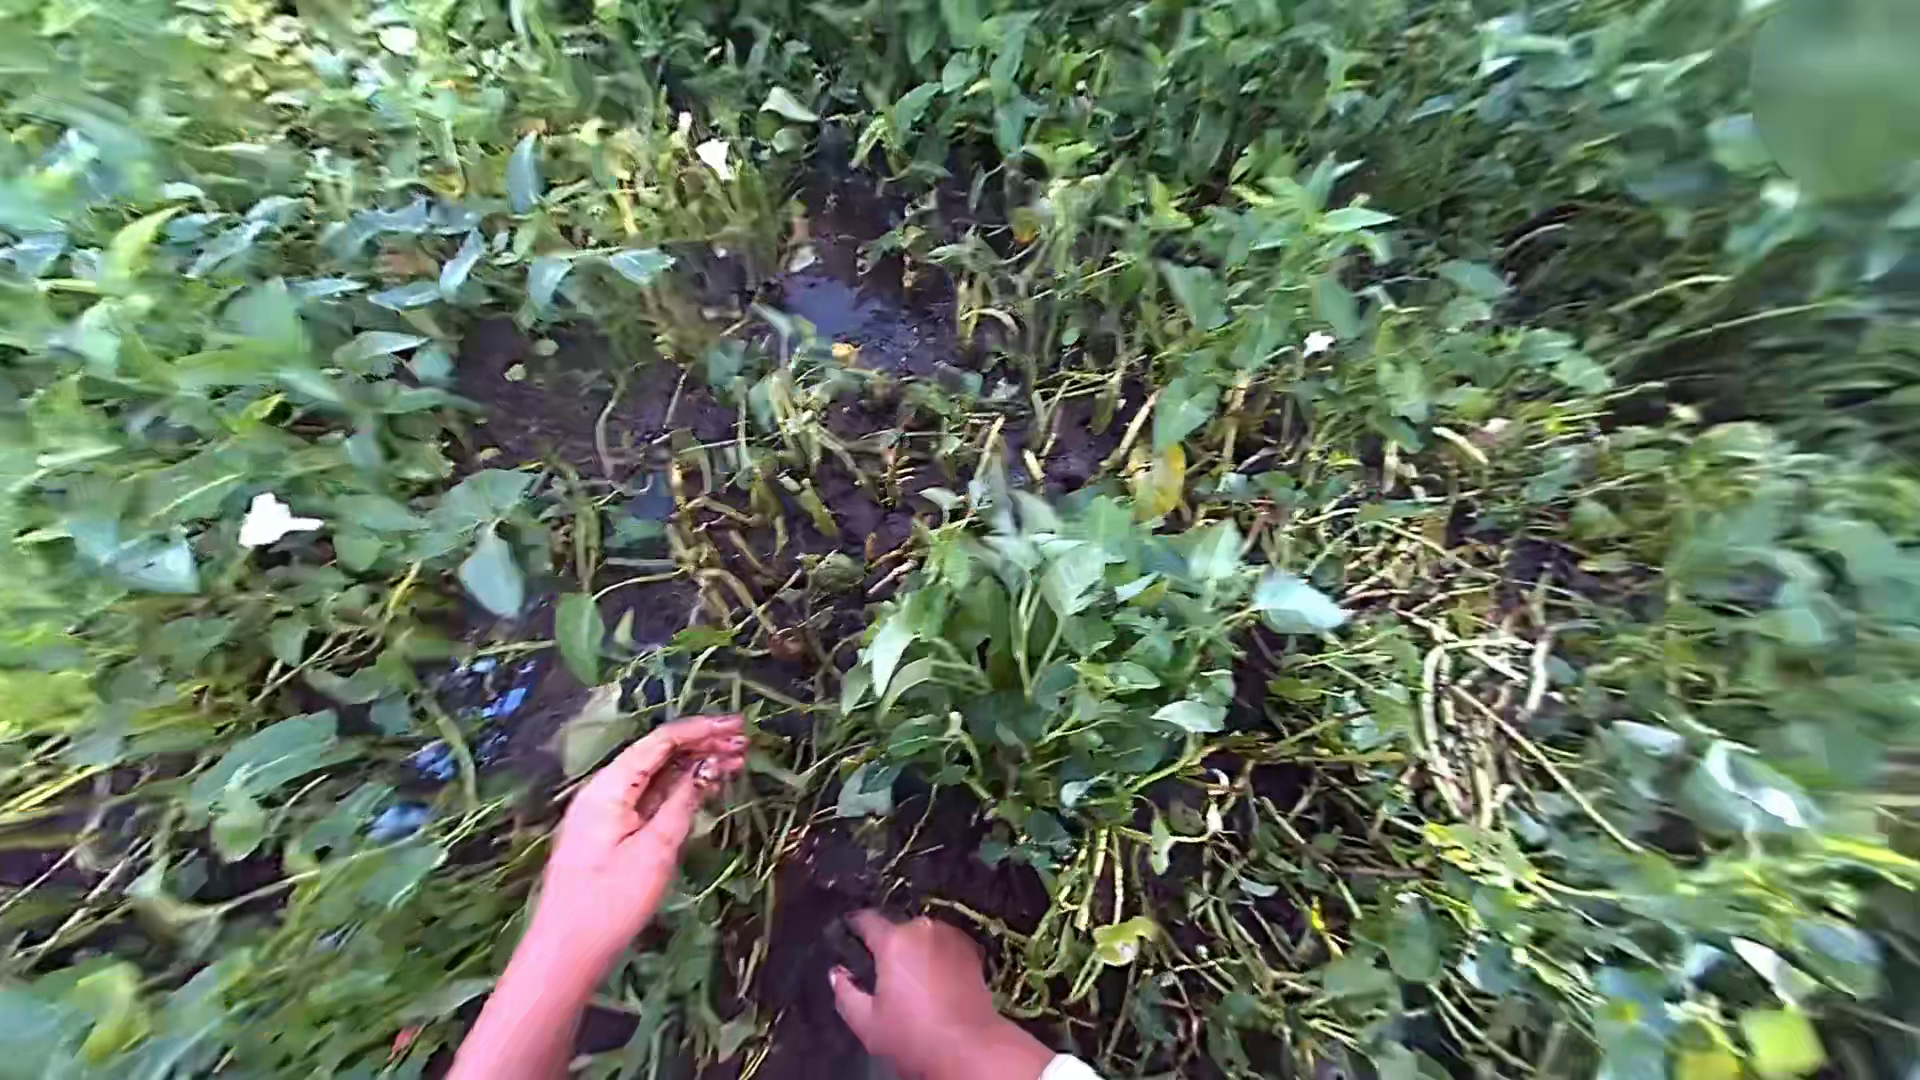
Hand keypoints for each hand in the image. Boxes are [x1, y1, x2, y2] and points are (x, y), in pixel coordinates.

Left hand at [528, 713, 747, 971]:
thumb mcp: (656, 848)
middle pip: (661, 752)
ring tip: (738, 759)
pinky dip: (684, 786)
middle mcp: (606, 789)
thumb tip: (710, 764)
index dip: (702, 729)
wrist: (564, 961)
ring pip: (660, 773)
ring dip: (697, 764)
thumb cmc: (610, 903)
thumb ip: (684, 798)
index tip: (738, 725)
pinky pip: (654, 794)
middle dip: (704, 744)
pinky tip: (711, 785)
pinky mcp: (614, 830)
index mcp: (609, 787)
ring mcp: (609, 810)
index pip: (661, 740)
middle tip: (745, 742)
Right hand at [830, 911, 1054, 1079]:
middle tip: (889, 979)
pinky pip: (945, 943)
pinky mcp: (969, 945)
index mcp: (893, 941)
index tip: (851, 929)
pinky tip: (939, 982)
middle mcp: (921, 928)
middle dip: (891, 949)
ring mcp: (948, 934)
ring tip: (917, 985)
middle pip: (897, 931)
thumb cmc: (915, 1038)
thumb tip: (837, 974)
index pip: (867, 920)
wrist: (967, 1047)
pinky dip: (939, 955)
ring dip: (917, 951)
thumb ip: (846, 994)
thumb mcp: (868, 1024)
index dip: (856, 924)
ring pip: (923, 936)